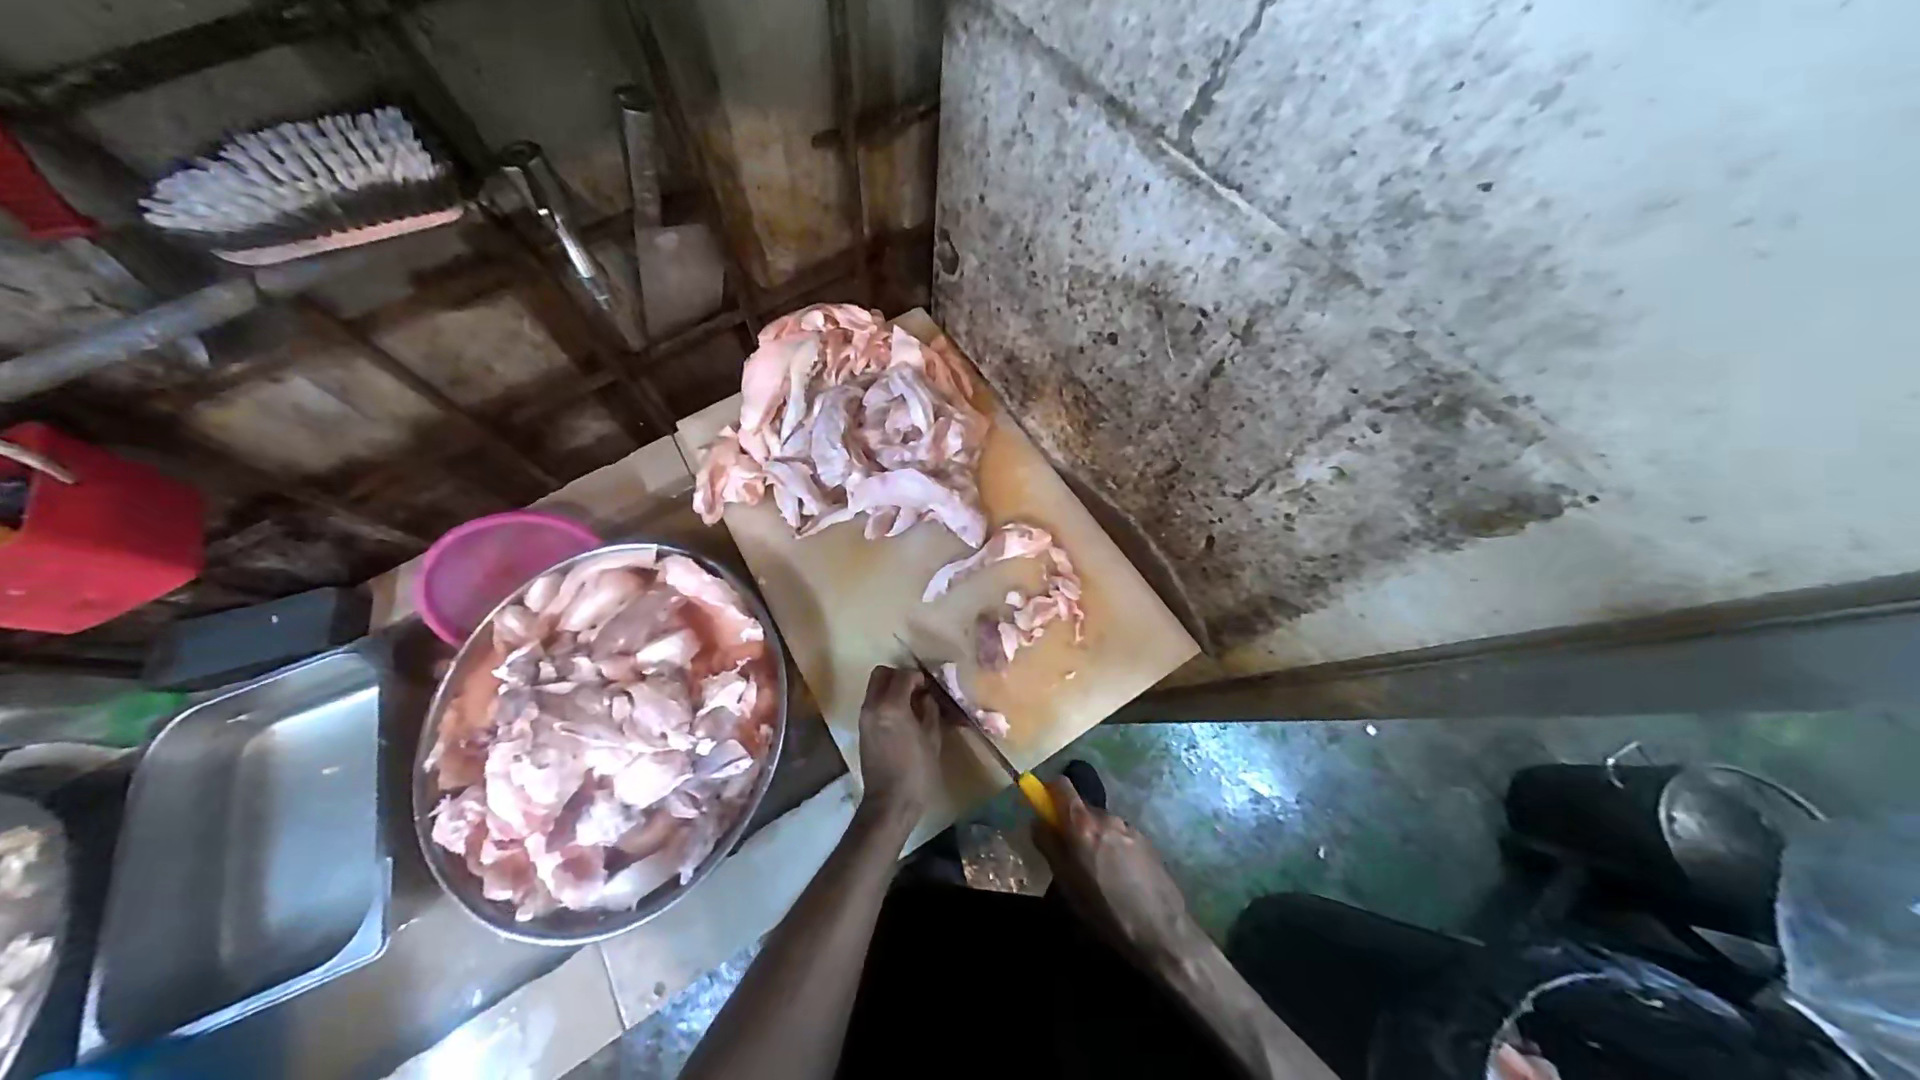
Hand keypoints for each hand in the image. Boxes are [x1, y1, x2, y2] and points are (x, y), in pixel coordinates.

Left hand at [855, 666, 941, 826]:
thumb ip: (929, 711)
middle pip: (881, 674)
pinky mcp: (862, 729)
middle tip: (916, 689)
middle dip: (899, 676)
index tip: (928, 686)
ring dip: (890, 688)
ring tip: (910, 703)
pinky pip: (872, 703)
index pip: (903, 675)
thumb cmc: (917, 771)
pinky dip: (884, 701)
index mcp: (892, 706)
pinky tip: (900, 716)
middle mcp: (873, 706)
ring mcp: (864, 717)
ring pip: (874, 687)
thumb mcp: (932, 739)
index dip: (917, 677)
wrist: (890, 802)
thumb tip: (925, 697)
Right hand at [1033, 777, 1204, 970]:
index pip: (1062, 785)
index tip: (1045, 810)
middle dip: (1073, 824)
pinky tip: (1120, 876)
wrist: (1161, 930)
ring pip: (1102, 824)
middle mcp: (1107, 817)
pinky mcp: (1146, 841)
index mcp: (1083, 824)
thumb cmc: (1104, 910)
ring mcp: (1129, 828)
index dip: (1049, 792)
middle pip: (1082, 807)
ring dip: (1094, 837)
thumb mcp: (1066, 882)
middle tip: (1071, 854)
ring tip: (1099, 871)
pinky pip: (1120, 835)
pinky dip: (1113, 846)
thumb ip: (1049, 845)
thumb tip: (1038, 822)